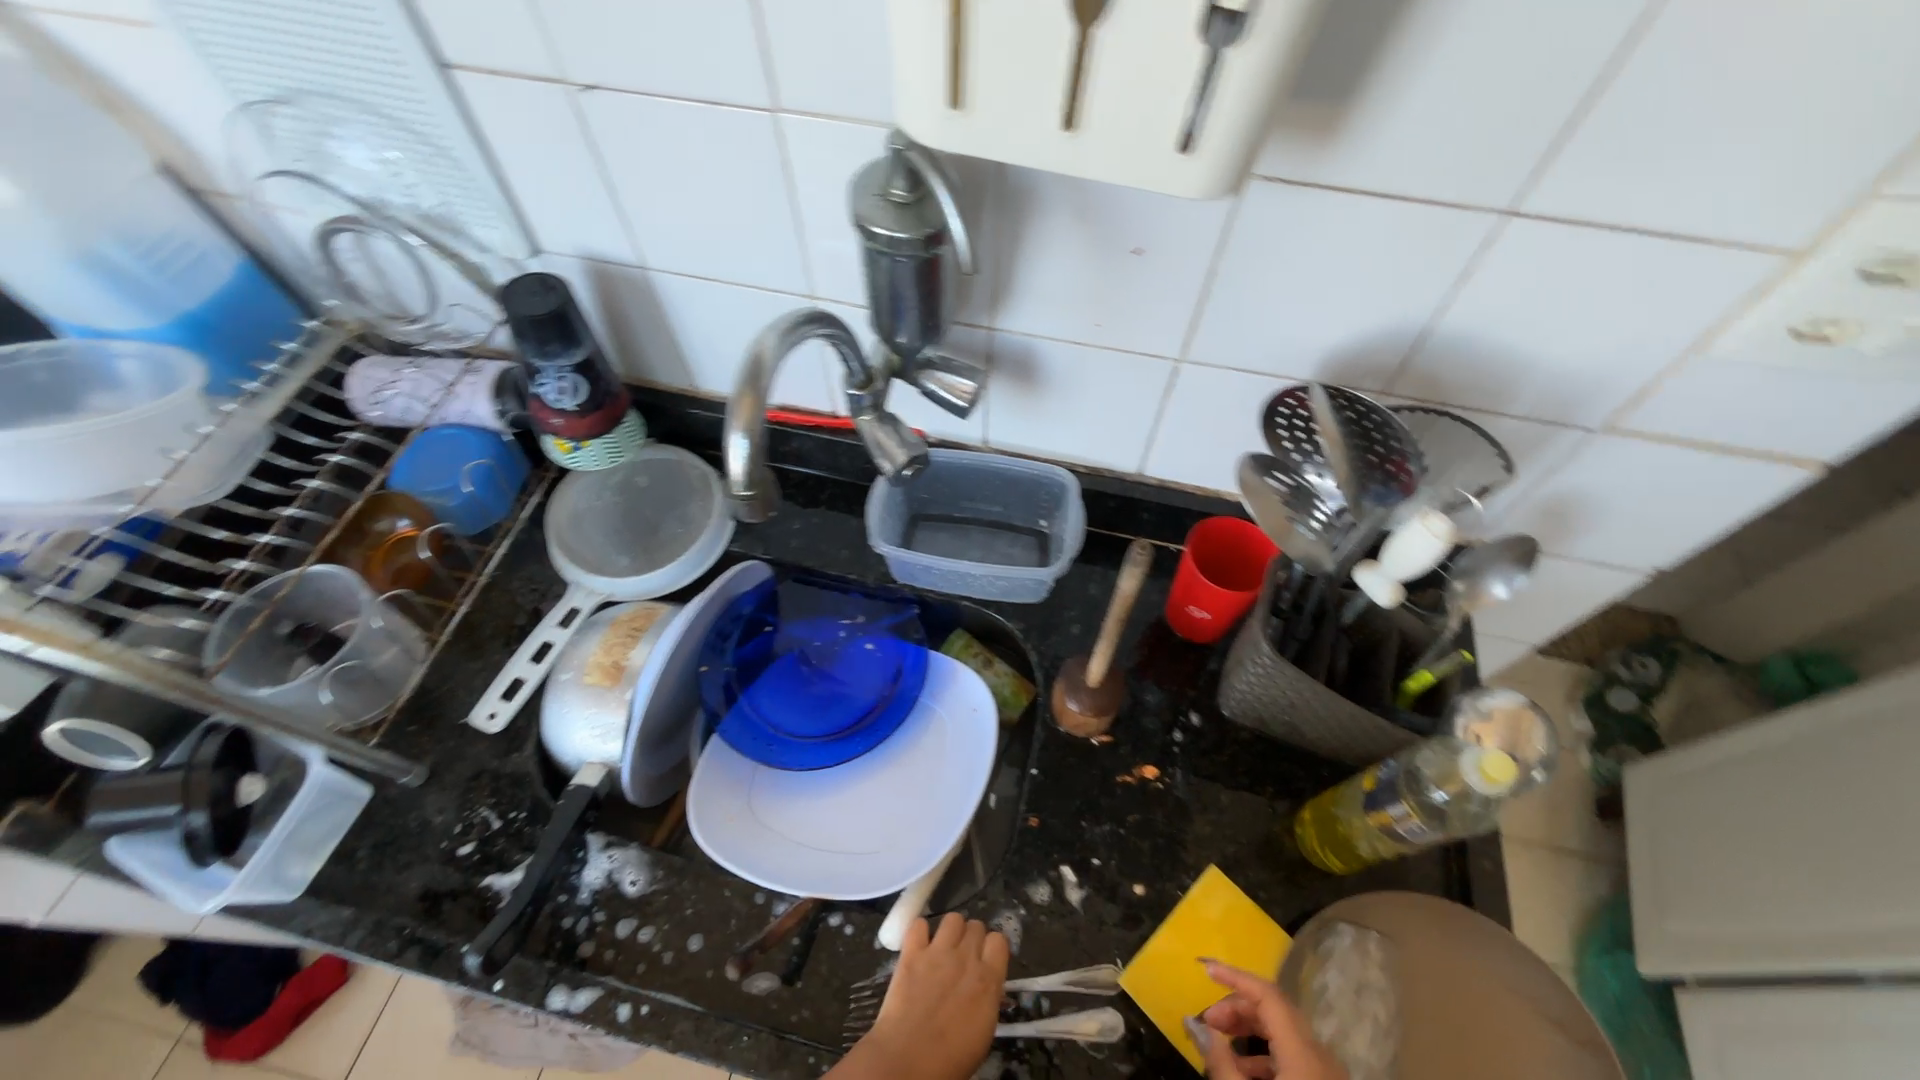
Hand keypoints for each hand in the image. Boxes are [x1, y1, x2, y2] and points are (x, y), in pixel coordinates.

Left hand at [829, 914, 1009, 1079]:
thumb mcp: (984, 1031)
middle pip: (976, 926)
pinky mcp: (911, 953)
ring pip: (952, 918)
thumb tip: (986, 987)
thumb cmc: (951, 1058)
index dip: (992, 949)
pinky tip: (918, 945)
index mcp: (989, 979)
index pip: (999, 940)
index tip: (986, 960)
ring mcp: (938, 952)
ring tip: (943, 947)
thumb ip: (988, 998)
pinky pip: (918, 925)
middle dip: (972, 938)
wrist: (908, 1060)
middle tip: (963, 956)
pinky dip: (920, 931)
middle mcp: (966, 958)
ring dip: (950, 930)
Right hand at [1192, 960, 1346, 1079]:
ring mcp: (1325, 1069)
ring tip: (1219, 1041)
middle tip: (1208, 1019)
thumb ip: (1221, 1061)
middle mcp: (1319, 1051)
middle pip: (1275, 1010)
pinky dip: (1263, 1052)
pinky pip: (1291, 1054)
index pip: (1268, 994)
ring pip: (1283, 1032)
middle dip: (1237, 1006)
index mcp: (1303, 1050)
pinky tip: (1241, 1067)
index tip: (1206, 968)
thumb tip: (1200, 1027)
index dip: (1235, 976)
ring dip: (1248, 1028)